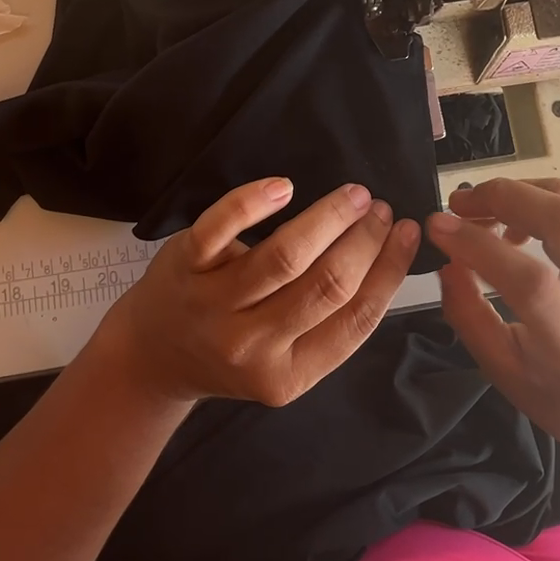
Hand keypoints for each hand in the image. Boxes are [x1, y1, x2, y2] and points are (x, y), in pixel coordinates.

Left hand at [93, 178, 419, 406]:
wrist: (151, 357)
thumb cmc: (231, 351)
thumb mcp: (284, 362)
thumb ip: (327, 323)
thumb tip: (385, 257)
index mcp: (289, 375)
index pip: (355, 320)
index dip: (389, 270)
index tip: (408, 232)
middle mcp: (254, 345)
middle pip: (326, 285)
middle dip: (364, 241)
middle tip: (380, 208)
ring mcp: (216, 305)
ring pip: (284, 256)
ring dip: (329, 218)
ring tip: (354, 195)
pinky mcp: (186, 265)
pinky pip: (221, 228)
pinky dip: (253, 203)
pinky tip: (283, 185)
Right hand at [425, 178, 559, 464]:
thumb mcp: (506, 374)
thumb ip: (468, 316)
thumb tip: (444, 258)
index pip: (532, 282)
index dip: (479, 246)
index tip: (438, 227)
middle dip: (505, 196)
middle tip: (460, 202)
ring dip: (518, 192)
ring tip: (482, 210)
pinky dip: (538, 198)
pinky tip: (515, 218)